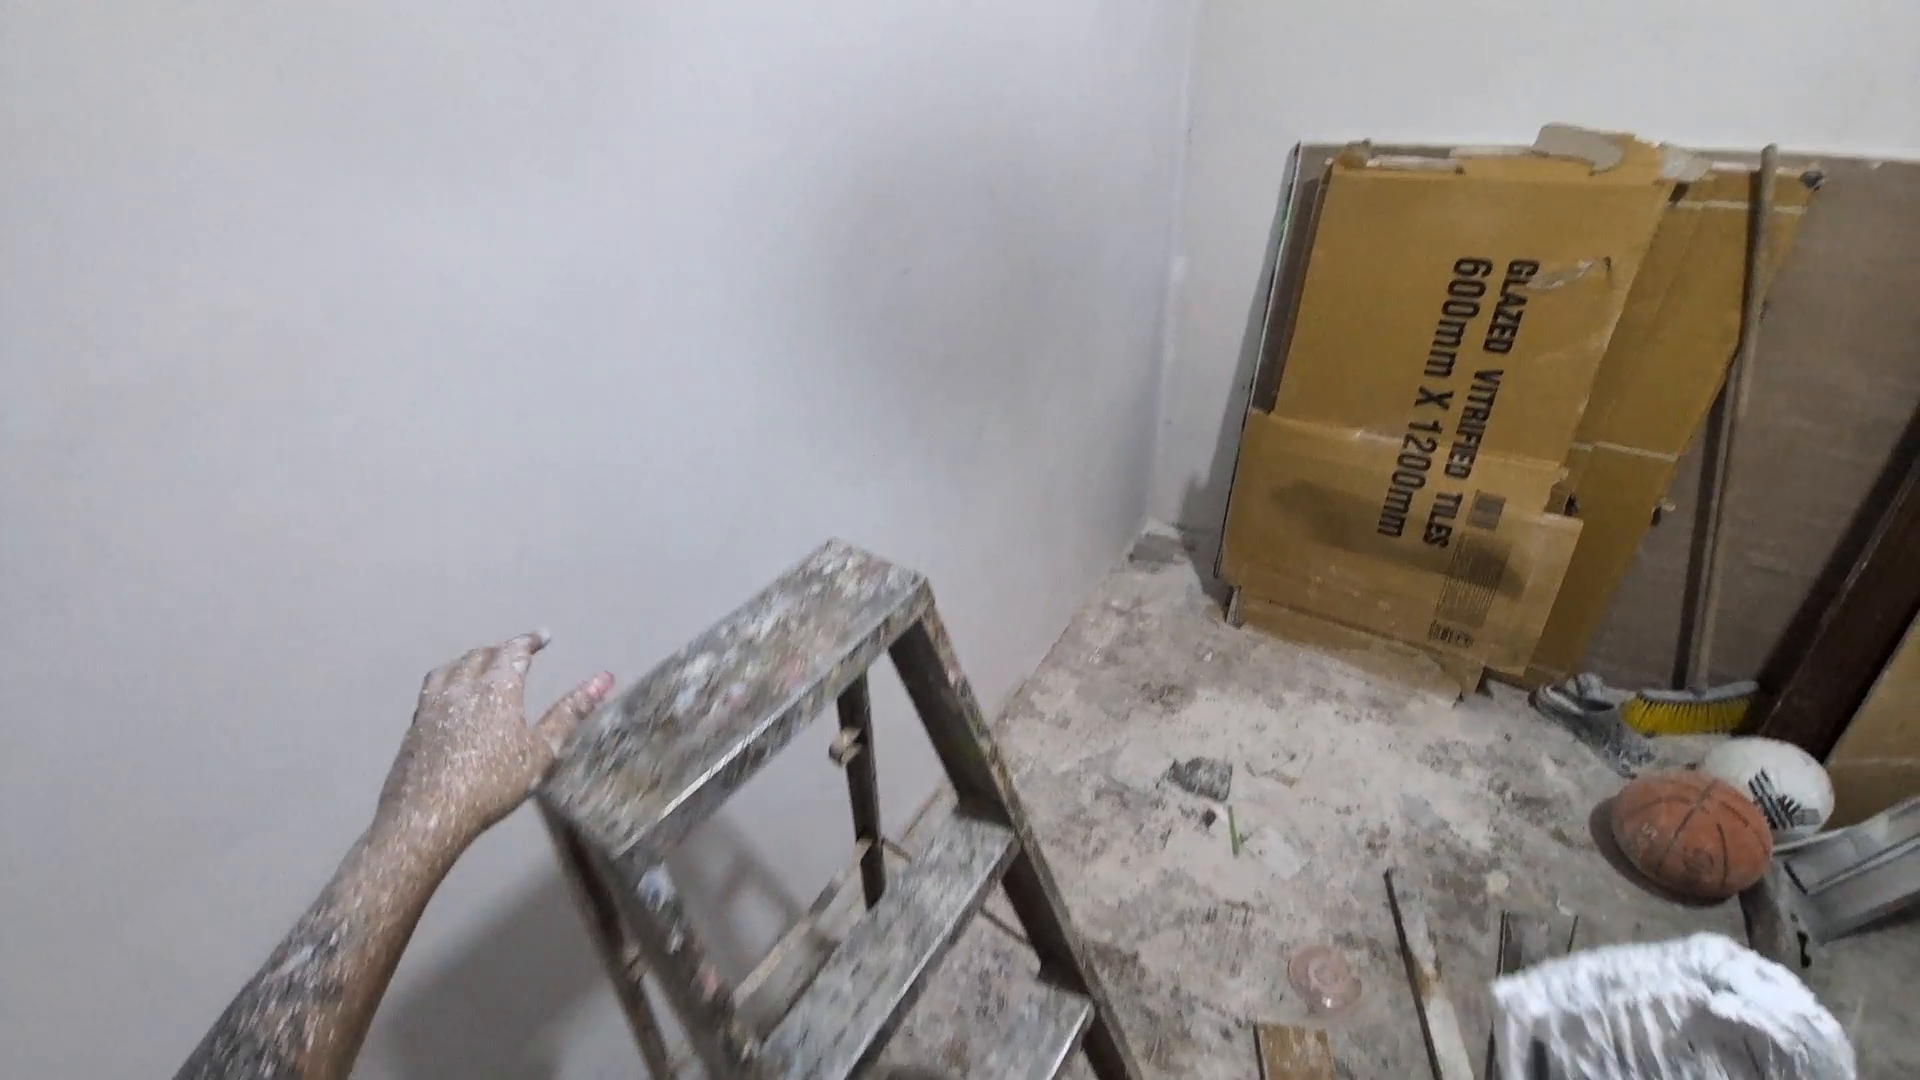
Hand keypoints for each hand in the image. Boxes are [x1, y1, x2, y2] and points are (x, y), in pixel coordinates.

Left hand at [376, 632, 614, 850]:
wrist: (426, 818)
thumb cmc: (493, 782)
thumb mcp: (543, 750)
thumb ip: (571, 712)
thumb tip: (604, 678)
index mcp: (496, 689)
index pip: (514, 651)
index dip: (530, 640)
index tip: (544, 637)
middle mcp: (461, 689)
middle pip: (480, 655)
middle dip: (502, 648)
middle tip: (517, 651)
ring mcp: (431, 707)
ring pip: (450, 668)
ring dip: (470, 660)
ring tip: (481, 664)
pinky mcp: (413, 727)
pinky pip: (431, 689)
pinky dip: (448, 680)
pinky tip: (451, 697)